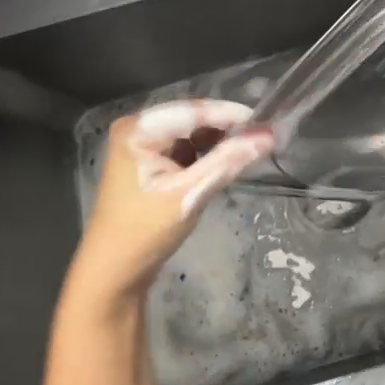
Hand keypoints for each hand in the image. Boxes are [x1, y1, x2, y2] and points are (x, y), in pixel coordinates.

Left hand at [66, 99, 274, 307]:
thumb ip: (229, 160)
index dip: (231, 114)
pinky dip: (206, 154)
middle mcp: (138, 129)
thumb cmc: (146, 230)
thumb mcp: (191, 193)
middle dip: (226, 128)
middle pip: (192, 119)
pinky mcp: (150, 163)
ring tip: (248, 150)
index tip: (269, 121)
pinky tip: (225, 162)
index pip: (193, 111)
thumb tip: (270, 135)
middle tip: (264, 137)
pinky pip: (185, 148)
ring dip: (218, 141)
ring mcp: (143, 146)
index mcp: (138, 130)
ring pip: (191, 133)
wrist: (114, 272)